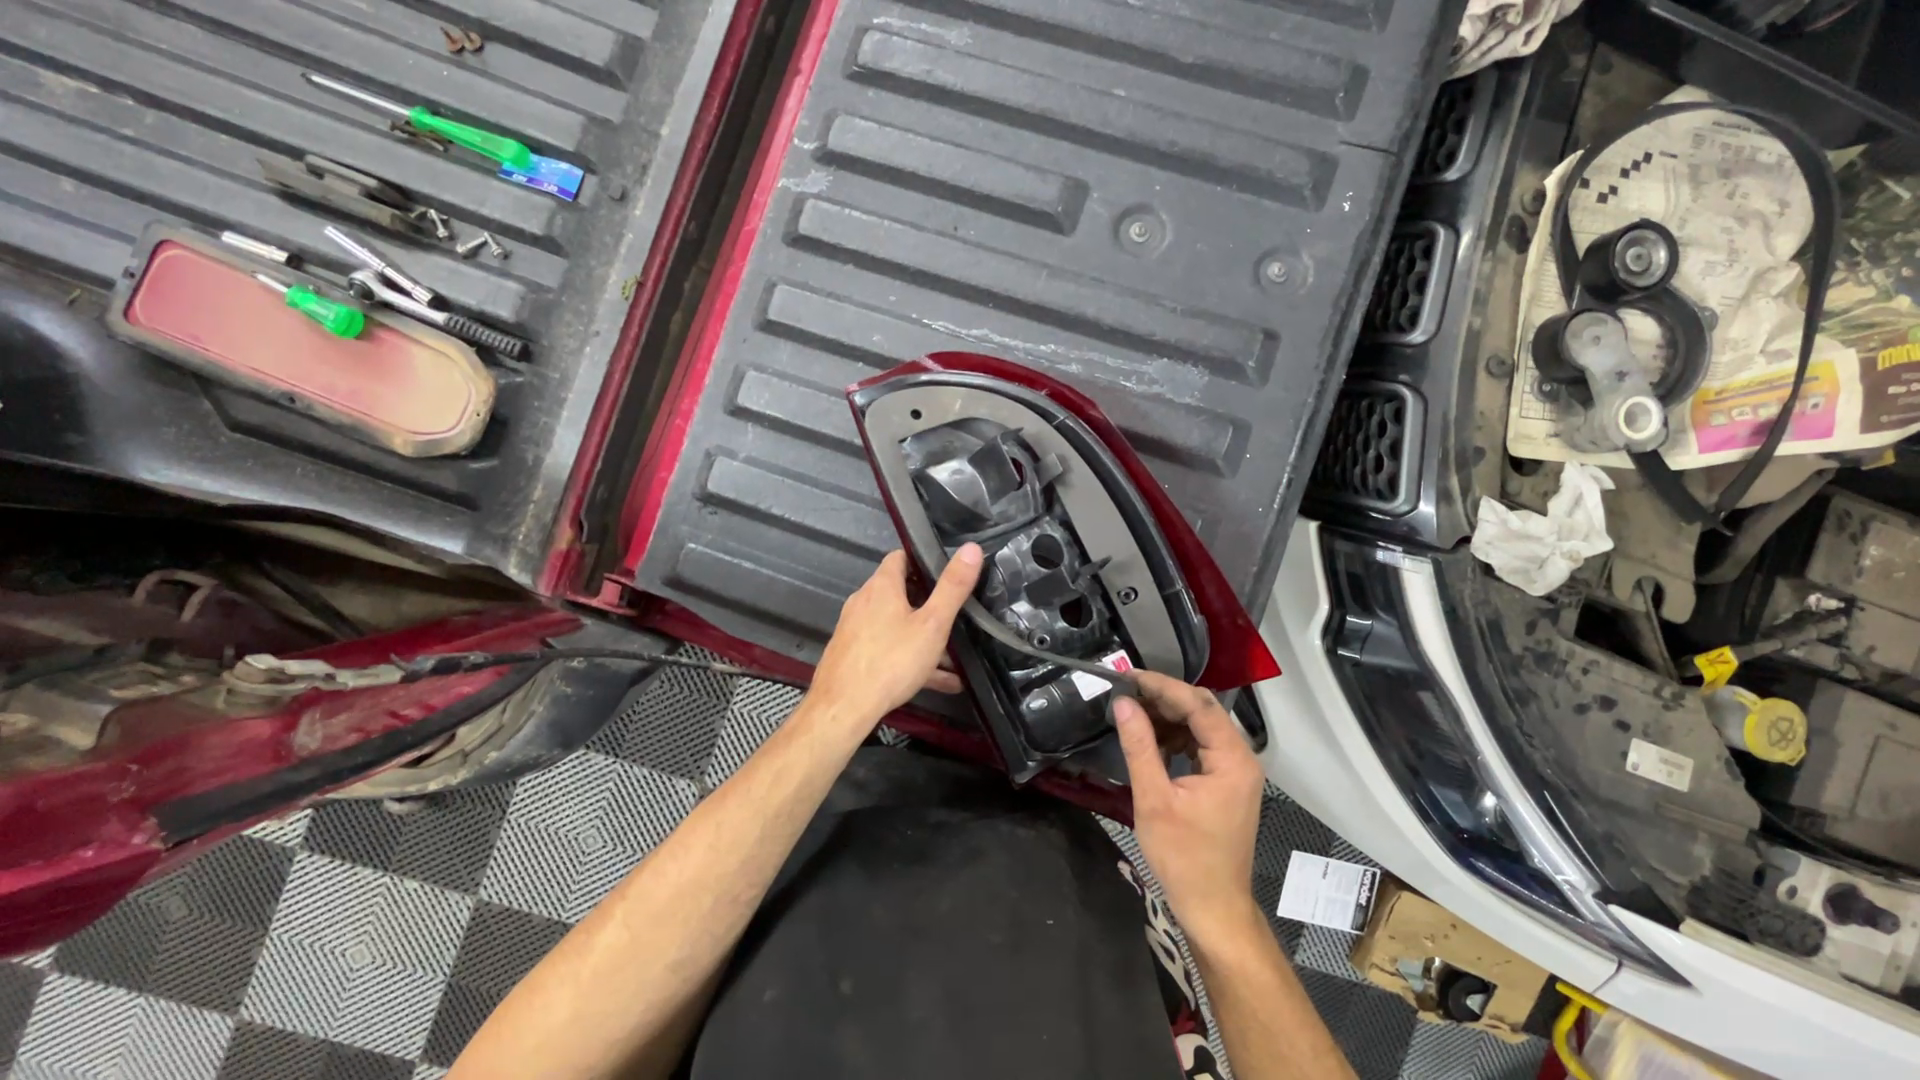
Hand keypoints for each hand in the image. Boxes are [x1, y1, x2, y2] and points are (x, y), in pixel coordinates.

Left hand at [807, 545, 983, 728]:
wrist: (844, 707)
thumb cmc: (891, 661)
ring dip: (924, 638)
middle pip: (900, 593)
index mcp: (881, 587)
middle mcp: (863, 602)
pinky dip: (911, 659)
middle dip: (928, 604)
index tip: (947, 573)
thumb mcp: (932, 624)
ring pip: (897, 627)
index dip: (923, 561)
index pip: (900, 558)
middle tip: (955, 616)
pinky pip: (888, 650)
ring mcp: (855, 630)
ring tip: (956, 659)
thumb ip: (952, 587)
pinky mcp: (853, 655)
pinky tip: (940, 682)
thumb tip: (970, 548)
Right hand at [1114, 671, 1264, 941]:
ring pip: (1202, 728)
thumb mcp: (1153, 799)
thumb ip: (1139, 746)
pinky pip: (1201, 747)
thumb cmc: (1183, 857)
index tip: (1128, 676)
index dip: (1162, 686)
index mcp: (1232, 760)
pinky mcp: (1226, 784)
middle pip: (1203, 712)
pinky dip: (1176, 738)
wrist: (1212, 905)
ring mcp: (1236, 772)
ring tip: (1132, 711)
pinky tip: (1150, 739)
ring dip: (1168, 718)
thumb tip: (1123, 704)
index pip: (1199, 705)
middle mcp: (1242, 759)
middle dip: (1164, 698)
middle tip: (1125, 691)